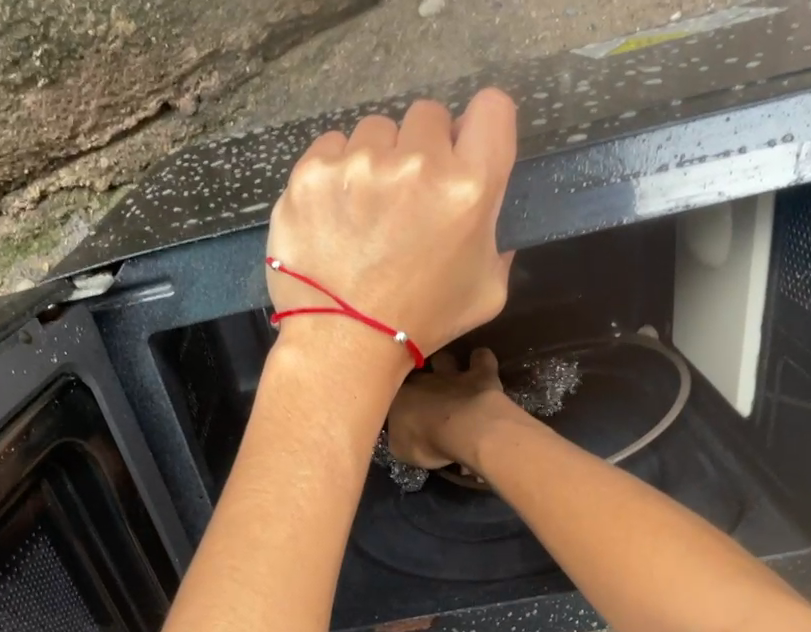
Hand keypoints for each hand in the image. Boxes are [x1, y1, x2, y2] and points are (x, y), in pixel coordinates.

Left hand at [266, 88, 517, 381]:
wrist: (342, 344)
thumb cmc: (419, 322)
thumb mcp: (486, 292)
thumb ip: (498, 240)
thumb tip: (486, 213)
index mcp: (470, 187)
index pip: (491, 108)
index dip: (479, 127)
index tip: (463, 150)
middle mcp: (417, 163)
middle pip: (428, 115)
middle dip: (423, 148)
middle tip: (407, 197)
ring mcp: (359, 164)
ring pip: (376, 130)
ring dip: (376, 159)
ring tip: (366, 210)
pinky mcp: (312, 173)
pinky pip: (331, 146)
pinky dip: (335, 172)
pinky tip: (336, 212)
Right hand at [387, 347, 520, 469]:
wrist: (466, 430)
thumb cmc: (428, 443)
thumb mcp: (401, 449)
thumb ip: (398, 436)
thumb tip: (400, 432)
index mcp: (400, 397)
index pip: (392, 392)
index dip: (396, 399)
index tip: (400, 410)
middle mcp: (423, 380)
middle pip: (417, 374)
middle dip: (419, 380)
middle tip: (423, 393)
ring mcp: (453, 374)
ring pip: (444, 358)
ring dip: (446, 363)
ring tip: (448, 373)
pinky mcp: (481, 374)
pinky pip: (482, 358)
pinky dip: (481, 359)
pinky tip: (482, 364)